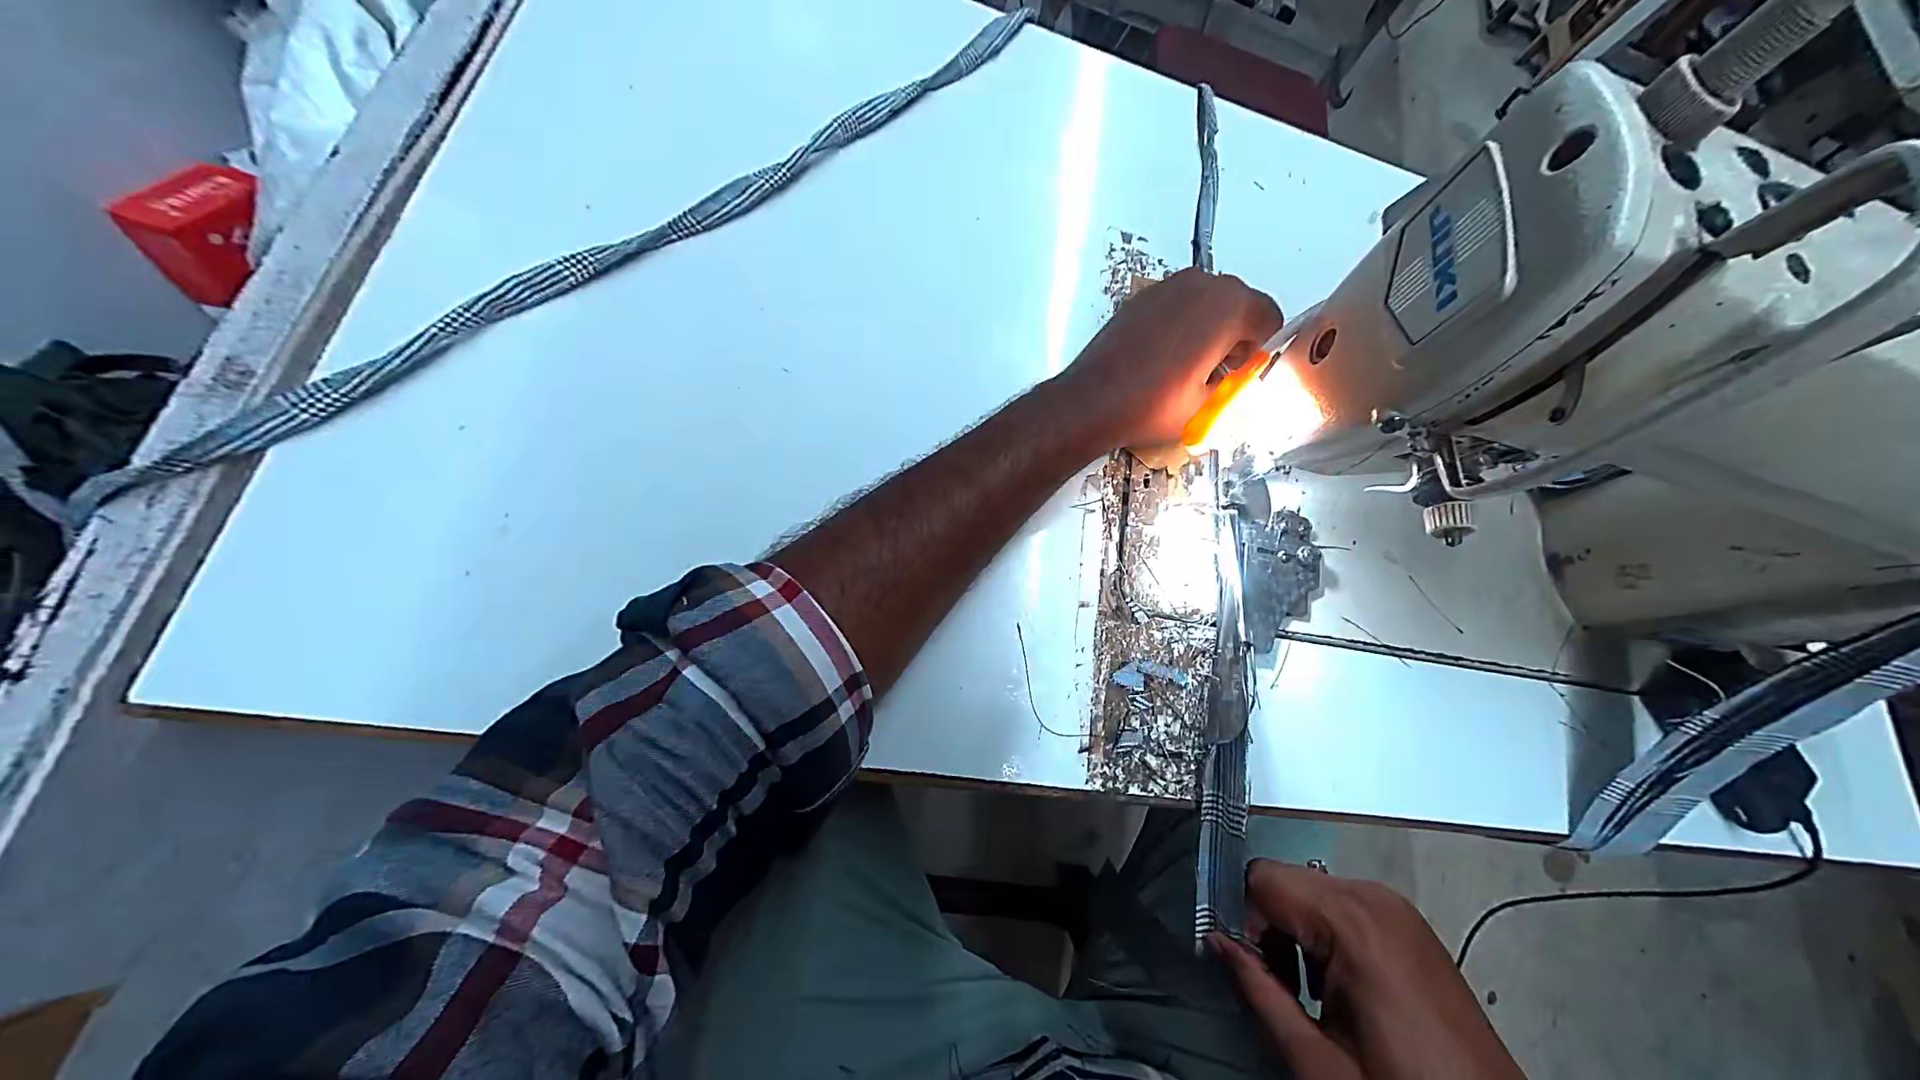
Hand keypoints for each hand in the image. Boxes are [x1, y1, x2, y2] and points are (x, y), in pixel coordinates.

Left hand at [1048, 267, 1283, 451]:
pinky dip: (1182, 327)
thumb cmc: (1143, 404)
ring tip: (1193, 372)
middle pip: (1239, 305)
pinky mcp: (1142, 300)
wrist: (1090, 403)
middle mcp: (1198, 286)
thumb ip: (1239, 387)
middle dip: (1237, 338)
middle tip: (1223, 374)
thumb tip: (1244, 385)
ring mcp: (1167, 288)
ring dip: (1210, 331)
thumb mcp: (1209, 407)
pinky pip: (1178, 307)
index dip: (1263, 348)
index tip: (1250, 369)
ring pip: (1207, 303)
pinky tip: (1169, 362)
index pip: (1270, 316)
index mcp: (1226, 306)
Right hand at [1209, 860, 1526, 1079]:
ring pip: (1309, 890)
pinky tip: (1336, 986)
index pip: (1261, 878)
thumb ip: (1257, 989)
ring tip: (1308, 993)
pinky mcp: (1409, 924)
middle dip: (1267, 928)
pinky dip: (1323, 934)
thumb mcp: (1317, 1059)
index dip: (1242, 921)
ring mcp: (1397, 908)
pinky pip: (1342, 905)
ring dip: (1294, 933)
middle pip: (1284, 880)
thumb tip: (1216, 940)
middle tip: (1279, 988)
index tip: (1248, 970)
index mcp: (1352, 920)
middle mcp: (1374, 897)